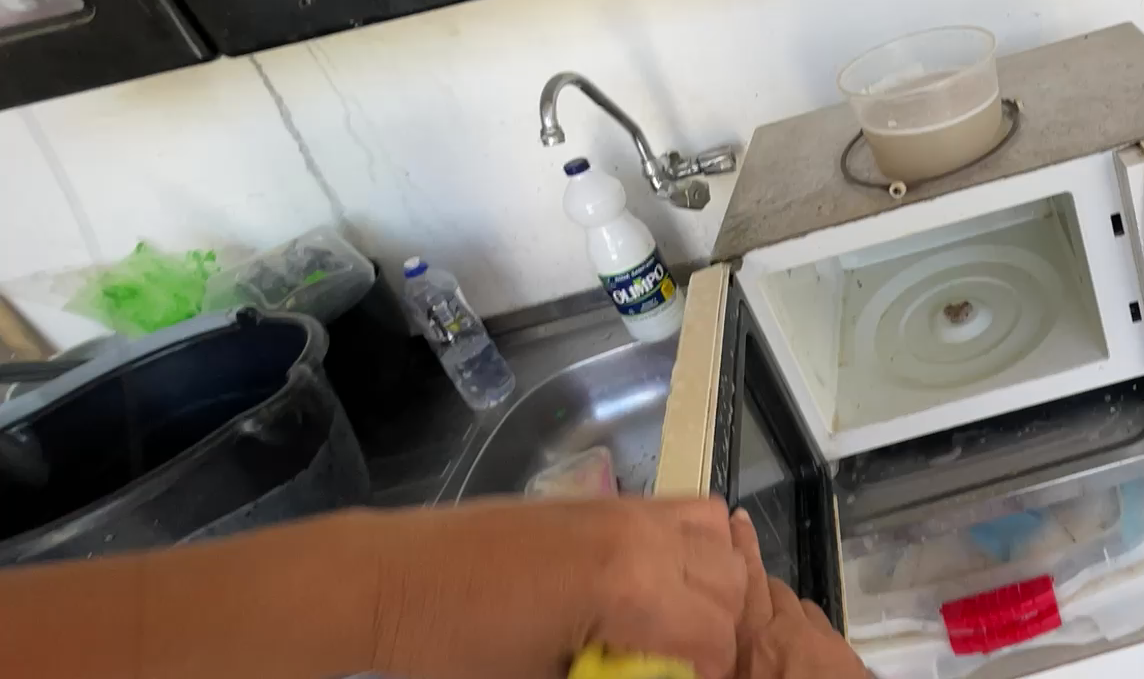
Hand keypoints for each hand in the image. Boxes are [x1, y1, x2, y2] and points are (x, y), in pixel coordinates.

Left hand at [368, 496, 748, 678]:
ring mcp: (633, 507)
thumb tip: (652, 675)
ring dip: (713, 579)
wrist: (396, 577)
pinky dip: (694, 543)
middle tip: (681, 664)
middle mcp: (647, 535)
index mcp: (630, 588)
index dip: (710, 673)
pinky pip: (687, 509)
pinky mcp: (616, 498)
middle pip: (731, 577)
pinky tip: (660, 578)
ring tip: (678, 617)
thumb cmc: (452, 651)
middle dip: (719, 629)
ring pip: (720, 534)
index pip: (713, 632)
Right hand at [730, 509, 869, 678]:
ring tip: (772, 628)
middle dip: (759, 587)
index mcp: (757, 637)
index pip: (748, 579)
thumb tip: (701, 650)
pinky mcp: (847, 652)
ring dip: (786, 612)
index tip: (739, 515)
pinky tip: (803, 653)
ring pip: (801, 607)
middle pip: (774, 589)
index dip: (742, 546)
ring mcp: (824, 637)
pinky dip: (809, 632)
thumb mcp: (737, 677)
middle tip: (742, 594)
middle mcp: (792, 627)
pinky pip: (823, 629)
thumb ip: (725, 660)